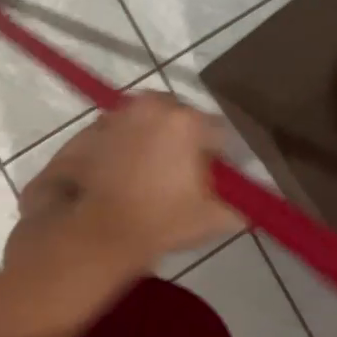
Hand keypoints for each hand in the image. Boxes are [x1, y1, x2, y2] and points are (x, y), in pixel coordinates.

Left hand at [10, 93, 240, 272]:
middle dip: (185, 137)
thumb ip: (235, 207)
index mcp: (187, 122)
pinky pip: (121, 127)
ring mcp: (120, 112)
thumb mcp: (209, 220)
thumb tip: (242, 204)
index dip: (220, 154)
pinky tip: (124, 168)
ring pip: (148, 118)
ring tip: (150, 169)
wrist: (97, 231)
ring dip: (153, 135)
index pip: (218, 131)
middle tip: (182, 170)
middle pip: (181, 116)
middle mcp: (154, 105)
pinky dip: (126, 140)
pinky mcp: (95, 124)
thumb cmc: (159, 222)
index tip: (217, 174)